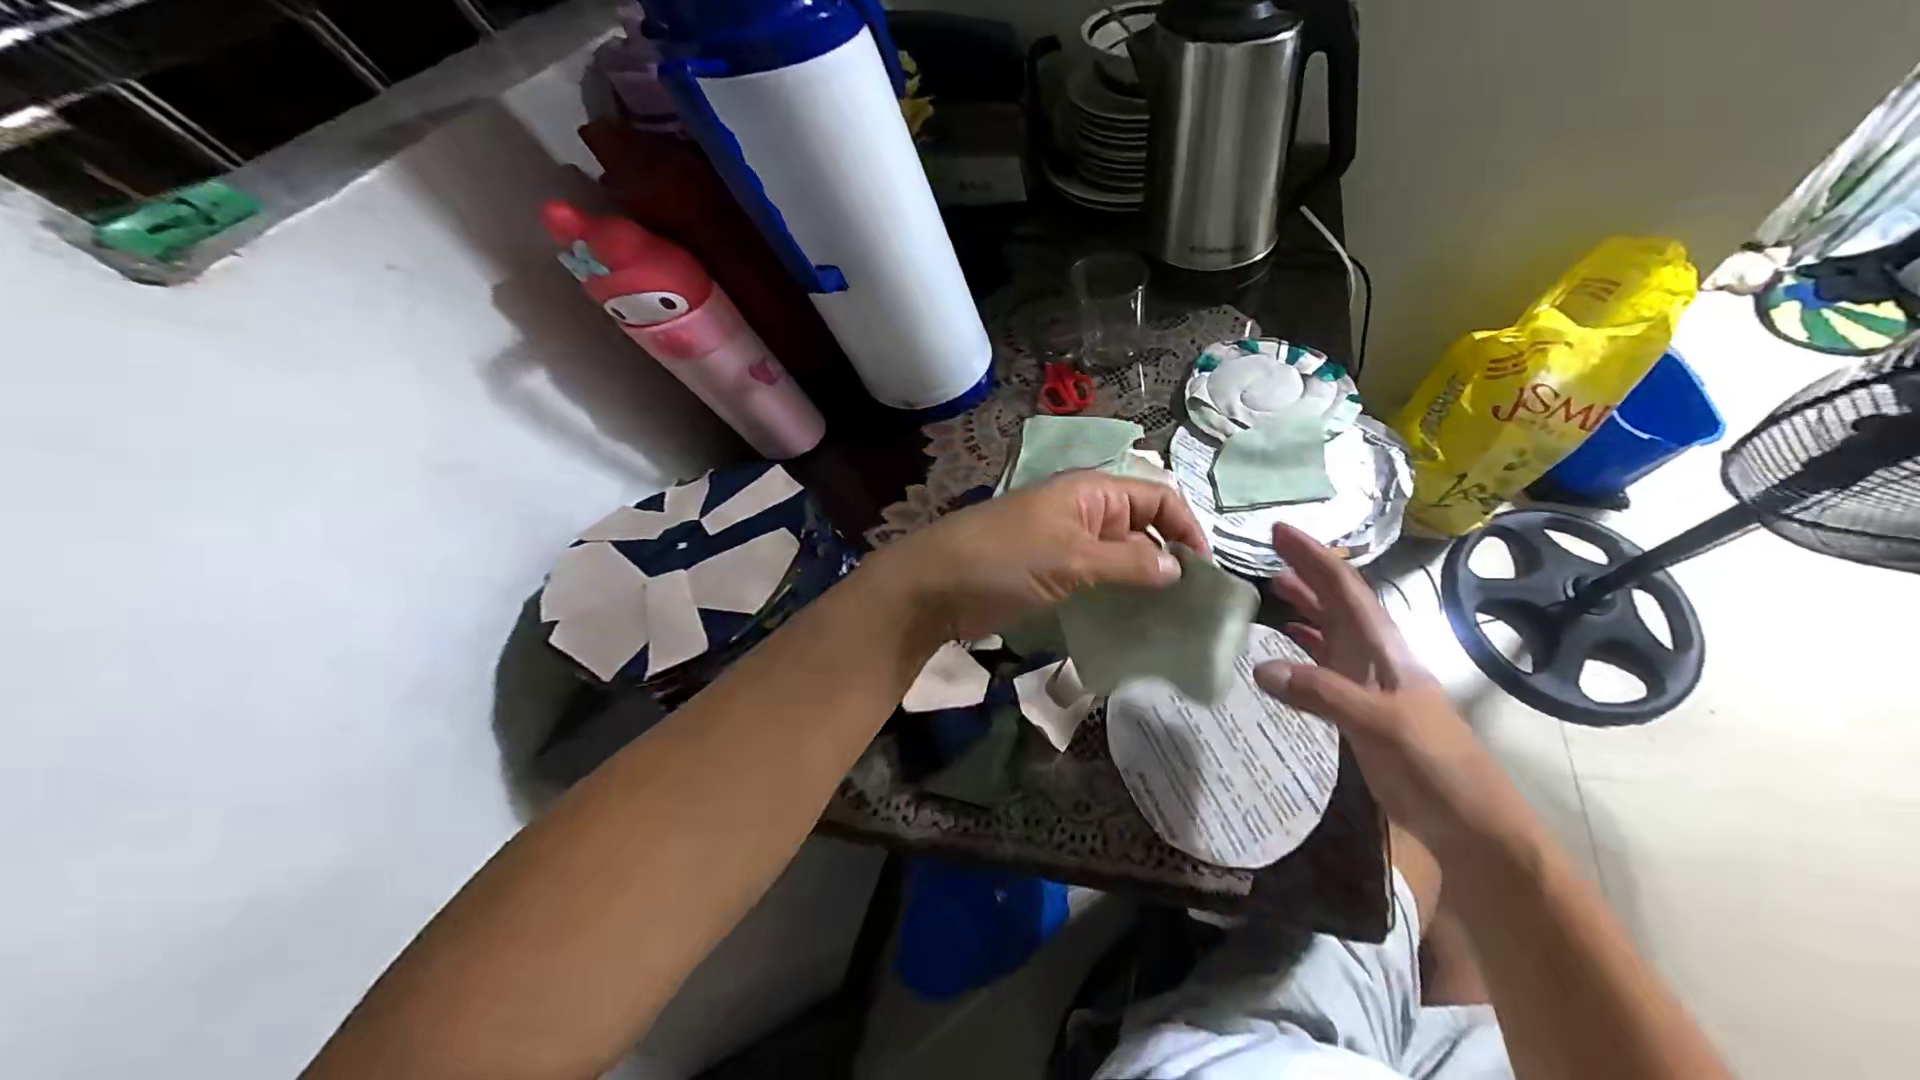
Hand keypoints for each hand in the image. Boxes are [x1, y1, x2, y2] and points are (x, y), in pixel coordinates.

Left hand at [860, 470, 1209, 643]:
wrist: (932, 587)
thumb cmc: (1002, 560)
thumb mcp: (1070, 558)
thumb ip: (1127, 562)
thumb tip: (1177, 567)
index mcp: (1090, 492)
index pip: (1156, 498)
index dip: (1185, 527)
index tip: (1204, 571)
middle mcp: (1082, 513)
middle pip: (1140, 528)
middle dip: (1167, 558)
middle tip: (1192, 605)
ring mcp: (1064, 545)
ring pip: (1118, 557)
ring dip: (1142, 581)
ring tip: (1170, 618)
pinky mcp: (1049, 574)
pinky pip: (1094, 580)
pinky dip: (1114, 596)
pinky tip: (1132, 622)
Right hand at [1253, 524, 1543, 863]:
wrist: (1473, 824)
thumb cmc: (1435, 768)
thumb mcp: (1380, 726)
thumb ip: (1323, 693)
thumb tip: (1261, 668)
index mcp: (1383, 649)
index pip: (1344, 589)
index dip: (1313, 557)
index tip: (1278, 531)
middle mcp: (1375, 656)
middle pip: (1338, 601)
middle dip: (1308, 570)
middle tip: (1269, 549)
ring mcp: (1369, 683)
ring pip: (1334, 628)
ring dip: (1307, 603)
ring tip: (1274, 585)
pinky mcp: (1360, 710)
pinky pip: (1327, 663)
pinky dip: (1306, 645)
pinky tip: (1287, 646)